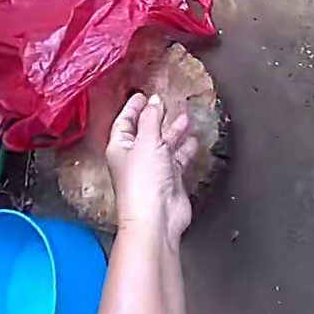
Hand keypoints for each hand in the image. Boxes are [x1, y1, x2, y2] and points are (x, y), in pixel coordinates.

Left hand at [104, 93, 199, 242]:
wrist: (157, 218)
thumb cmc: (143, 182)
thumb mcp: (147, 141)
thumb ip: (152, 118)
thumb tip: (155, 100)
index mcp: (121, 147)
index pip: (124, 122)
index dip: (132, 108)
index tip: (142, 95)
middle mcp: (135, 157)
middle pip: (146, 131)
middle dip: (157, 117)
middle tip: (167, 102)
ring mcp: (153, 169)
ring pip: (164, 144)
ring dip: (174, 131)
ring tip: (185, 117)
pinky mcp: (170, 179)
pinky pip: (178, 158)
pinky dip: (185, 149)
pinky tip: (193, 139)